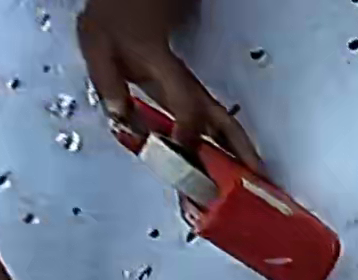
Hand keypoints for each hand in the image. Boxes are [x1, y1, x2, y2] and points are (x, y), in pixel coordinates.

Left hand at [78, 0, 264, 171]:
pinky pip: (221, 136)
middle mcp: (192, 94)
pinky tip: (236, 175)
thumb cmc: (118, 29)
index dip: (188, 138)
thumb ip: (109, 85)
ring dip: (245, 160)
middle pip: (226, 126)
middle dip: (241, 155)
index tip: (185, 161)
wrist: (129, 15)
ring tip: (258, 185)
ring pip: (230, 134)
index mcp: (171, 78)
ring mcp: (199, 103)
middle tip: (255, 180)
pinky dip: (234, 158)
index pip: (188, 113)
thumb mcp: (100, 49)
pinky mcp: (198, 111)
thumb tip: (123, 120)